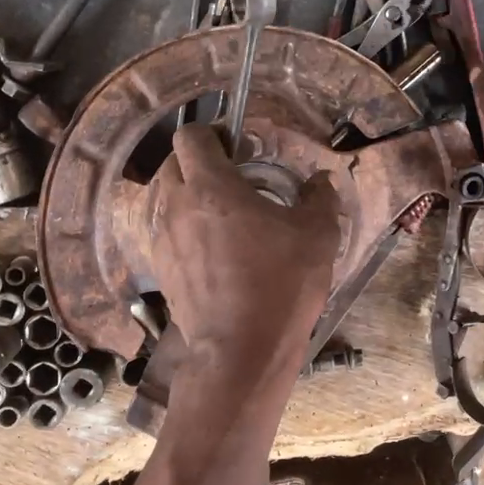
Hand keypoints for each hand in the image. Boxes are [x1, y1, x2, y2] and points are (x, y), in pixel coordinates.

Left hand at [148, 124, 343, 366]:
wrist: (241, 351)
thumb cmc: (280, 283)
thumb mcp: (317, 235)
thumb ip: (319, 197)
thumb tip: (320, 179)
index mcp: (211, 186)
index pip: (191, 136)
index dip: (213, 133)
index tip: (239, 147)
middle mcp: (177, 207)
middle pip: (174, 164)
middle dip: (199, 163)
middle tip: (236, 179)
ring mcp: (164, 242)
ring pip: (169, 201)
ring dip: (193, 198)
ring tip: (229, 220)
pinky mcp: (162, 272)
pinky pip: (170, 235)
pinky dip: (188, 232)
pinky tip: (219, 255)